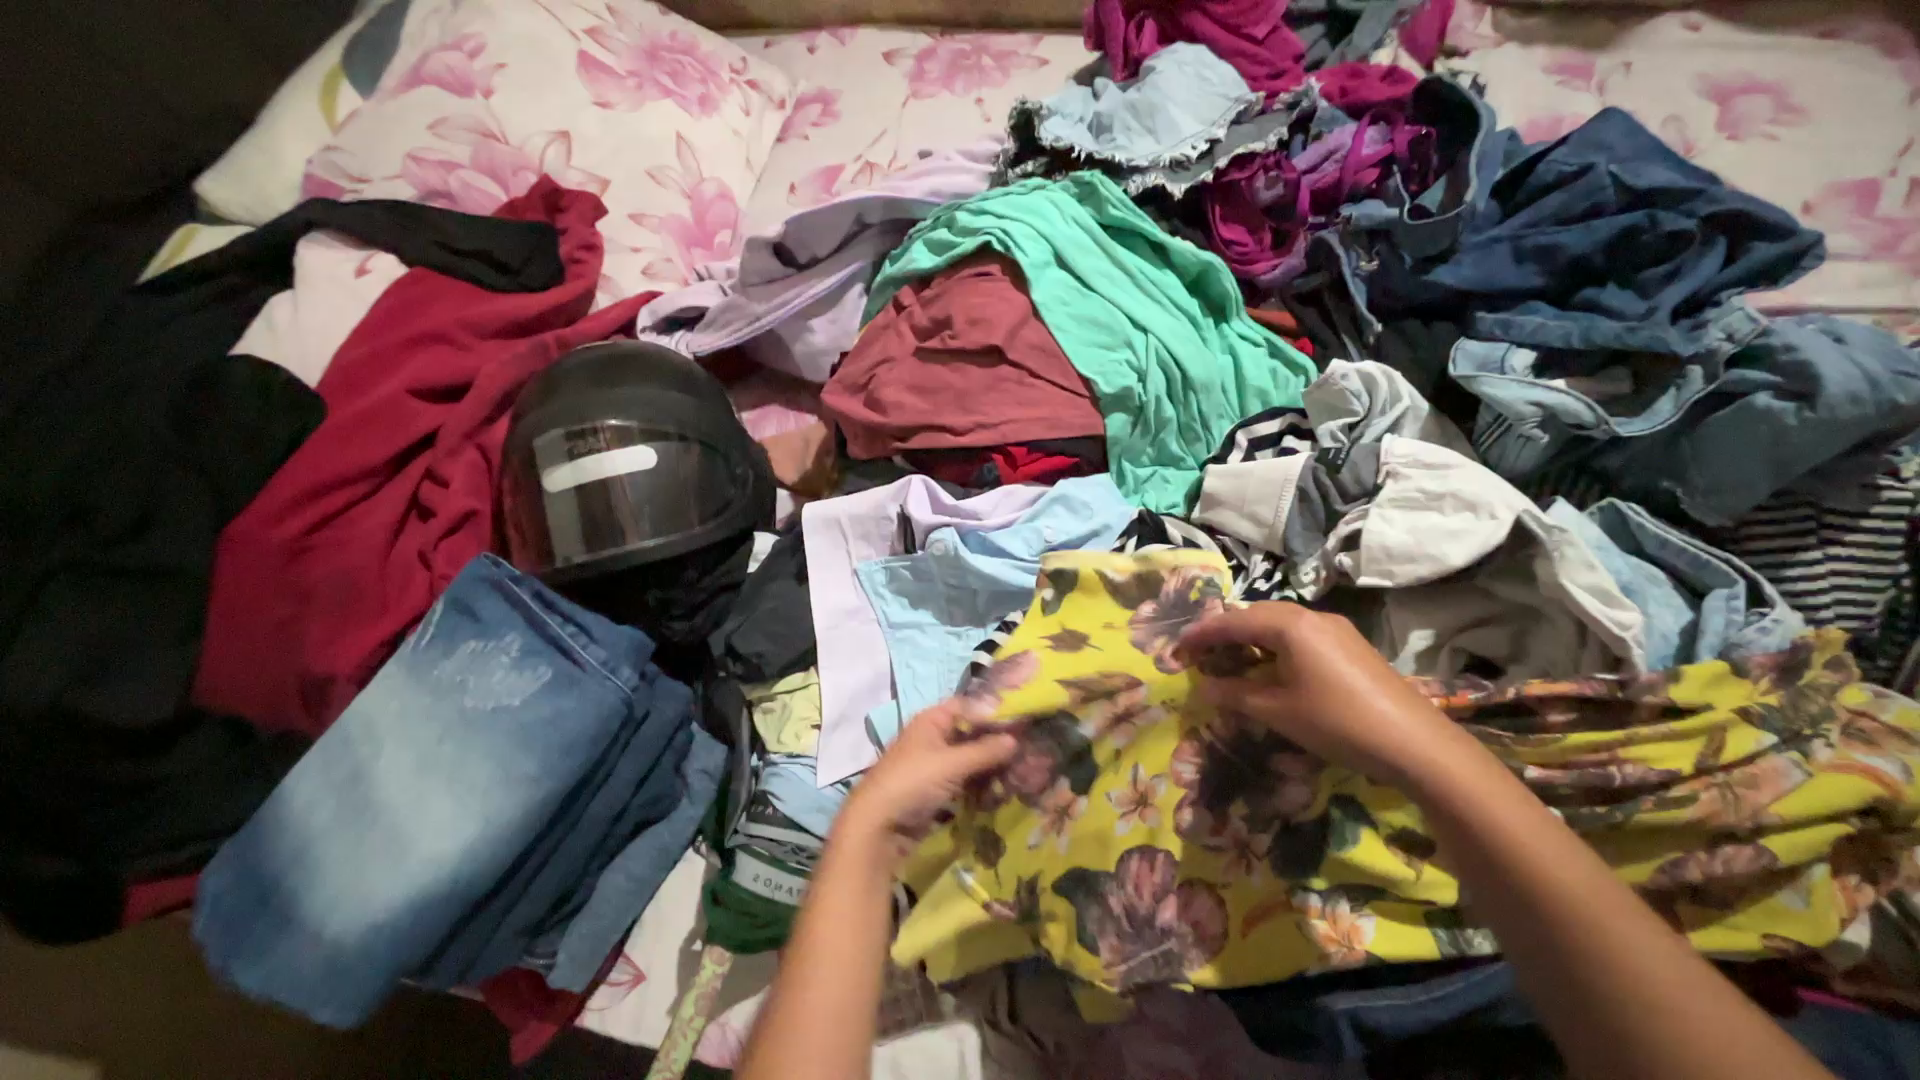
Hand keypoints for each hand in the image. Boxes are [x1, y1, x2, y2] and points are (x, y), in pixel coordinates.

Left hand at [837, 700, 1017, 862]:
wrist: (878, 826)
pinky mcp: (936, 790)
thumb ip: (985, 750)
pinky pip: (964, 781)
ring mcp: (934, 765)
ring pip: (970, 759)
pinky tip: (1002, 791)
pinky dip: (981, 785)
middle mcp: (932, 737)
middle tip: (1029, 750)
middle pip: (971, 733)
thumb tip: (1015, 739)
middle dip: (996, 742)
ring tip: (1021, 773)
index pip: (968, 706)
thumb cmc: (912, 782)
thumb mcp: (952, 764)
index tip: (1023, 720)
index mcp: (931, 721)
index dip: (993, 711)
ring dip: (991, 766)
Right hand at [1178, 603, 1490, 793]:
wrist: (1414, 743)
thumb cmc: (1336, 722)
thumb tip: (1205, 687)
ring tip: (1229, 665)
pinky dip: (1275, 648)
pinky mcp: (1351, 646)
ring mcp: (1336, 630)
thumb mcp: (1277, 711)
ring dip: (1250, 641)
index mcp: (1290, 624)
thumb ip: (1235, 694)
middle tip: (1199, 657)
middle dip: (1224, 634)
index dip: (1200, 635)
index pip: (1232, 621)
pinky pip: (1300, 637)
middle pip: (1255, 616)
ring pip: (1279, 625)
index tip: (1175, 650)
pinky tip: (1269, 671)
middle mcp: (1312, 617)